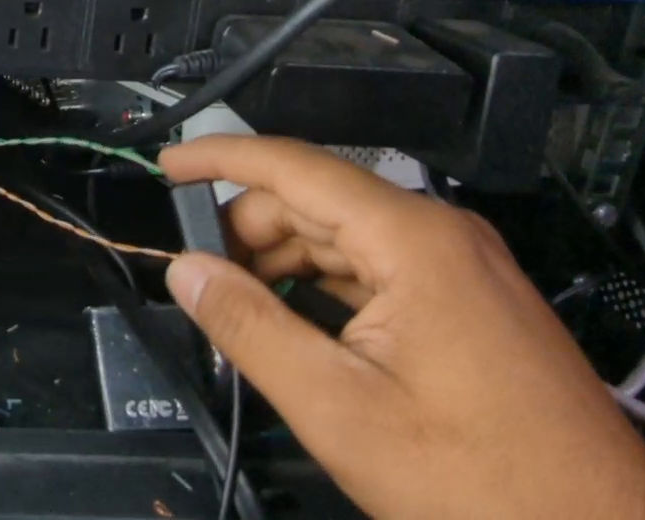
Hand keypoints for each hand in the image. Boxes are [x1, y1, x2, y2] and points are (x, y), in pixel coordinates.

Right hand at [159, 136, 644, 519]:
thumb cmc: (479, 486)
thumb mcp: (338, 408)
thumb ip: (247, 326)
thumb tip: (184, 270)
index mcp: (411, 239)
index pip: (291, 166)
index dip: (218, 157)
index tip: (164, 165)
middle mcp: (438, 233)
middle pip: (310, 201)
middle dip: (244, 231)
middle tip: (200, 281)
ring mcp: (459, 265)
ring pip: (337, 235)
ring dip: (278, 262)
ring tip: (240, 312)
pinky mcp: (466, 299)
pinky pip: (370, 266)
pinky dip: (318, 285)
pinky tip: (293, 324)